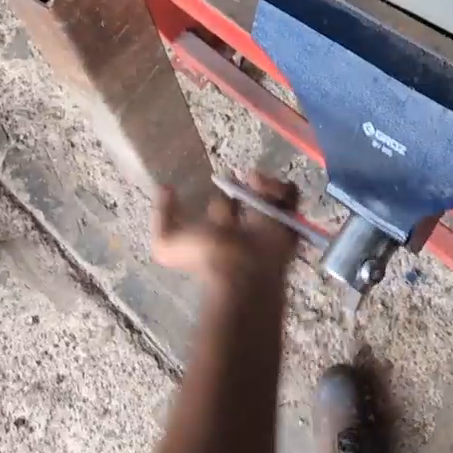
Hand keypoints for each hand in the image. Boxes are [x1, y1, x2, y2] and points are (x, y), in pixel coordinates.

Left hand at [150, 173, 300, 294]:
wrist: (242, 272)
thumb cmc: (205, 257)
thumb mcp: (167, 244)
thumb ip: (161, 217)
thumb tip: (165, 187)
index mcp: (220, 231)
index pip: (222, 206)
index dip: (219, 194)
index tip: (217, 179)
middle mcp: (245, 227)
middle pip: (249, 198)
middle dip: (246, 184)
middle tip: (243, 179)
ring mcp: (267, 224)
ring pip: (272, 194)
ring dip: (266, 183)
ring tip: (255, 182)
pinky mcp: (288, 220)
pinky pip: (291, 197)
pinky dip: (281, 189)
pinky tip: (267, 188)